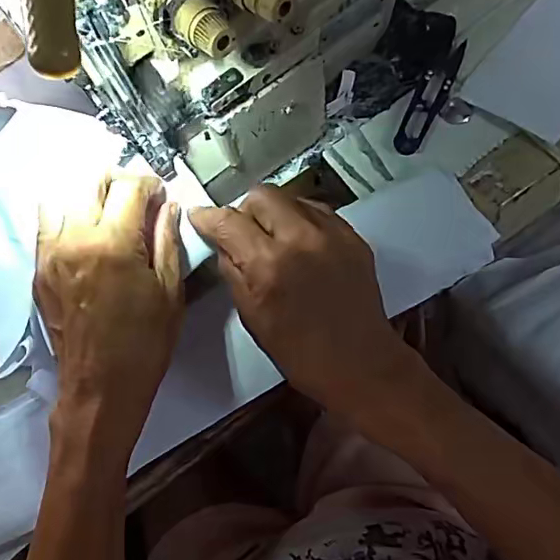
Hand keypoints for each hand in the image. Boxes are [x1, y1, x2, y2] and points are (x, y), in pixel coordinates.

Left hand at [36, 171, 184, 461]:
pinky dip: (66, 215)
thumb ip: (167, 240)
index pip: (129, 186)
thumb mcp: (169, 291)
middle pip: (92, 182)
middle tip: (136, 199)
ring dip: (90, 196)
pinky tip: (85, 229)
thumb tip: (167, 207)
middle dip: (118, 182)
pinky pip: (46, 224)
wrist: (100, 386)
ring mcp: (51, 253)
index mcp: (113, 243)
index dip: (149, 183)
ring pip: (65, 197)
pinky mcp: (39, 269)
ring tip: (109, 213)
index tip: (159, 194)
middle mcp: (75, 239)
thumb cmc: (143, 344)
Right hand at [189, 185, 412, 410]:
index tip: (200, 218)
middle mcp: (301, 238)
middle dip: (244, 211)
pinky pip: (316, 210)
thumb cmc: (298, 350)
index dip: (208, 217)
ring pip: (290, 197)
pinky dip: (299, 220)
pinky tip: (298, 244)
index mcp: (269, 263)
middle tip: (241, 233)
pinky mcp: (352, 236)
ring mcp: (331, 233)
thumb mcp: (250, 314)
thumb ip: (232, 270)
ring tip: (272, 238)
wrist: (359, 363)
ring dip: (273, 213)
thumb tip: (222, 243)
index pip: (228, 220)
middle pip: (260, 196)